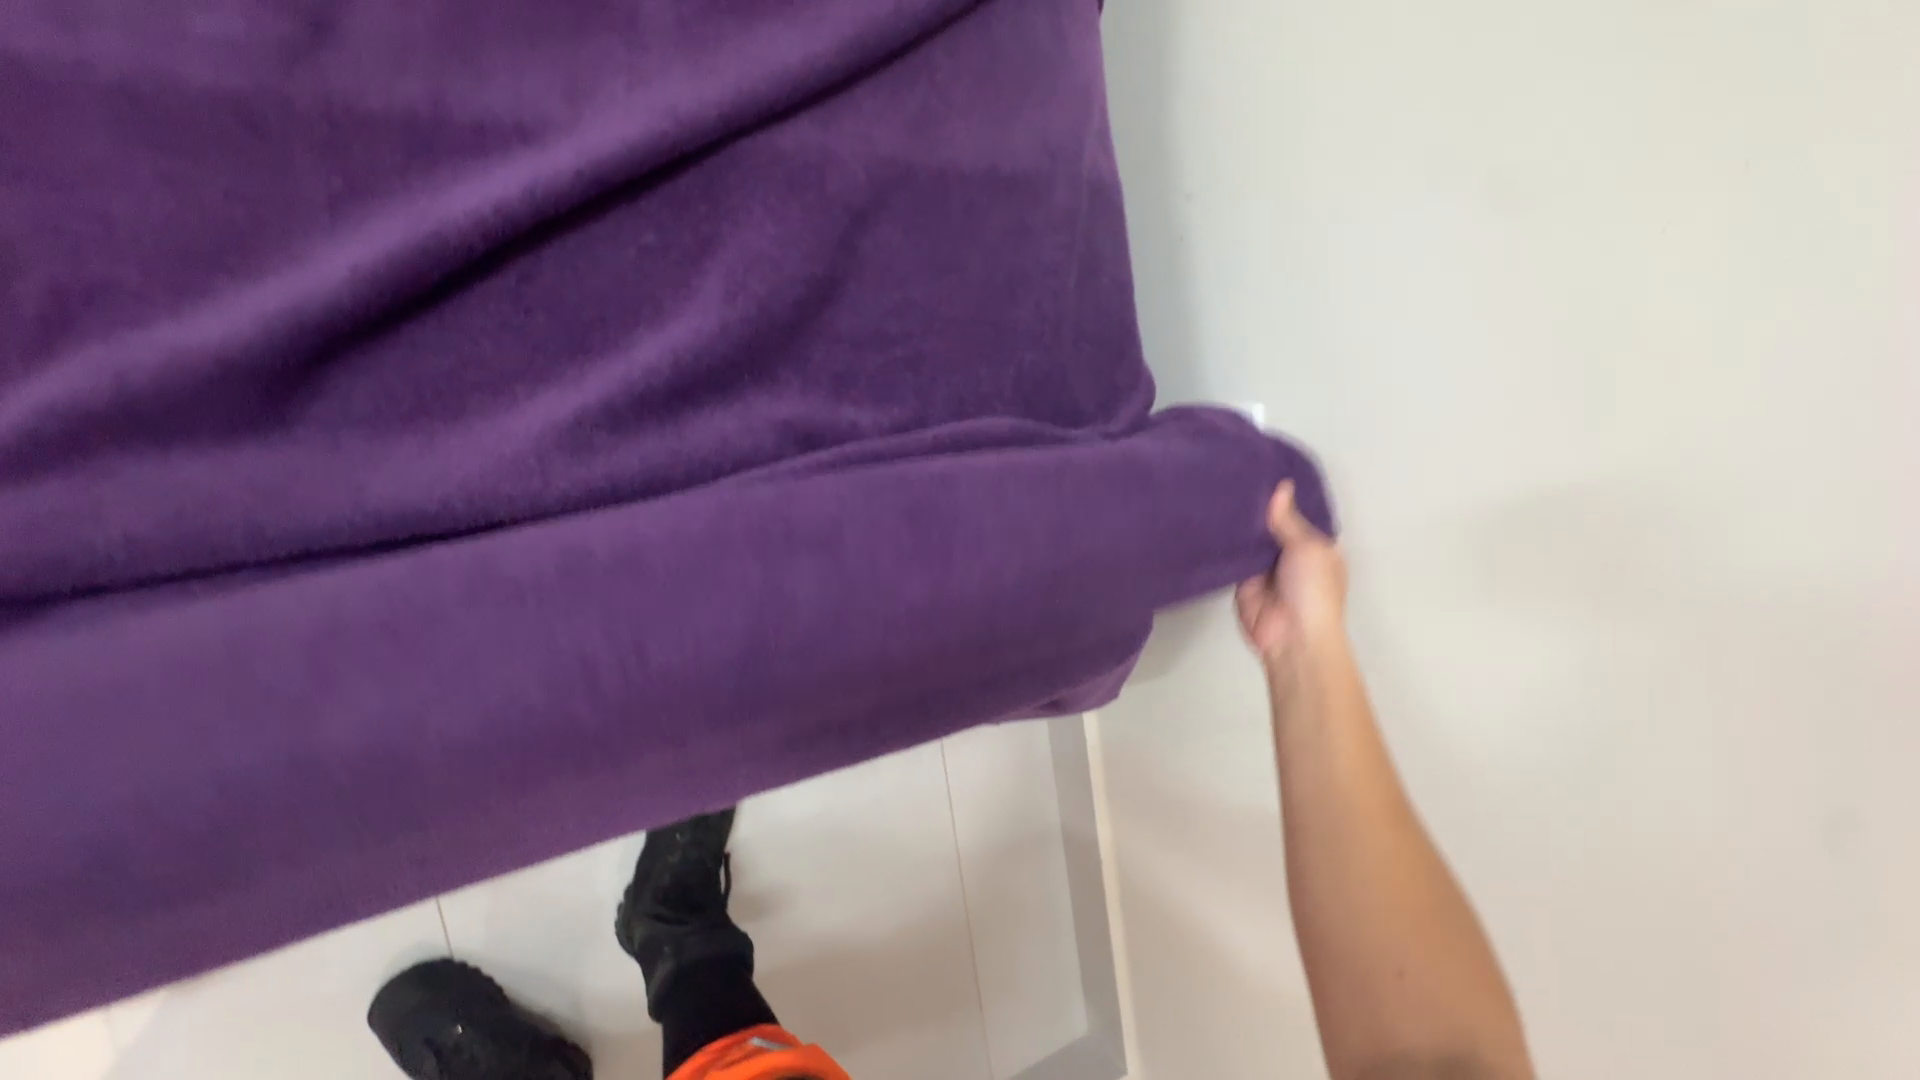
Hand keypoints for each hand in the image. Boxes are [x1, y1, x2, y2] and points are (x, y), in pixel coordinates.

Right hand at [1234, 481, 1347, 672]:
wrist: (1292, 636)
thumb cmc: (1313, 589)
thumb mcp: (1308, 547)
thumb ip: (1289, 519)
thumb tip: (1280, 486)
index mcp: (1316, 543)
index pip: (1298, 512)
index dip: (1283, 494)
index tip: (1262, 467)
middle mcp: (1290, 551)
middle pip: (1271, 523)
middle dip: (1256, 505)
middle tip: (1231, 472)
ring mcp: (1264, 565)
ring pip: (1250, 537)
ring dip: (1238, 521)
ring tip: (1215, 487)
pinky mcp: (1241, 578)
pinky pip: (1231, 555)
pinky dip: (1223, 541)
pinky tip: (1207, 517)